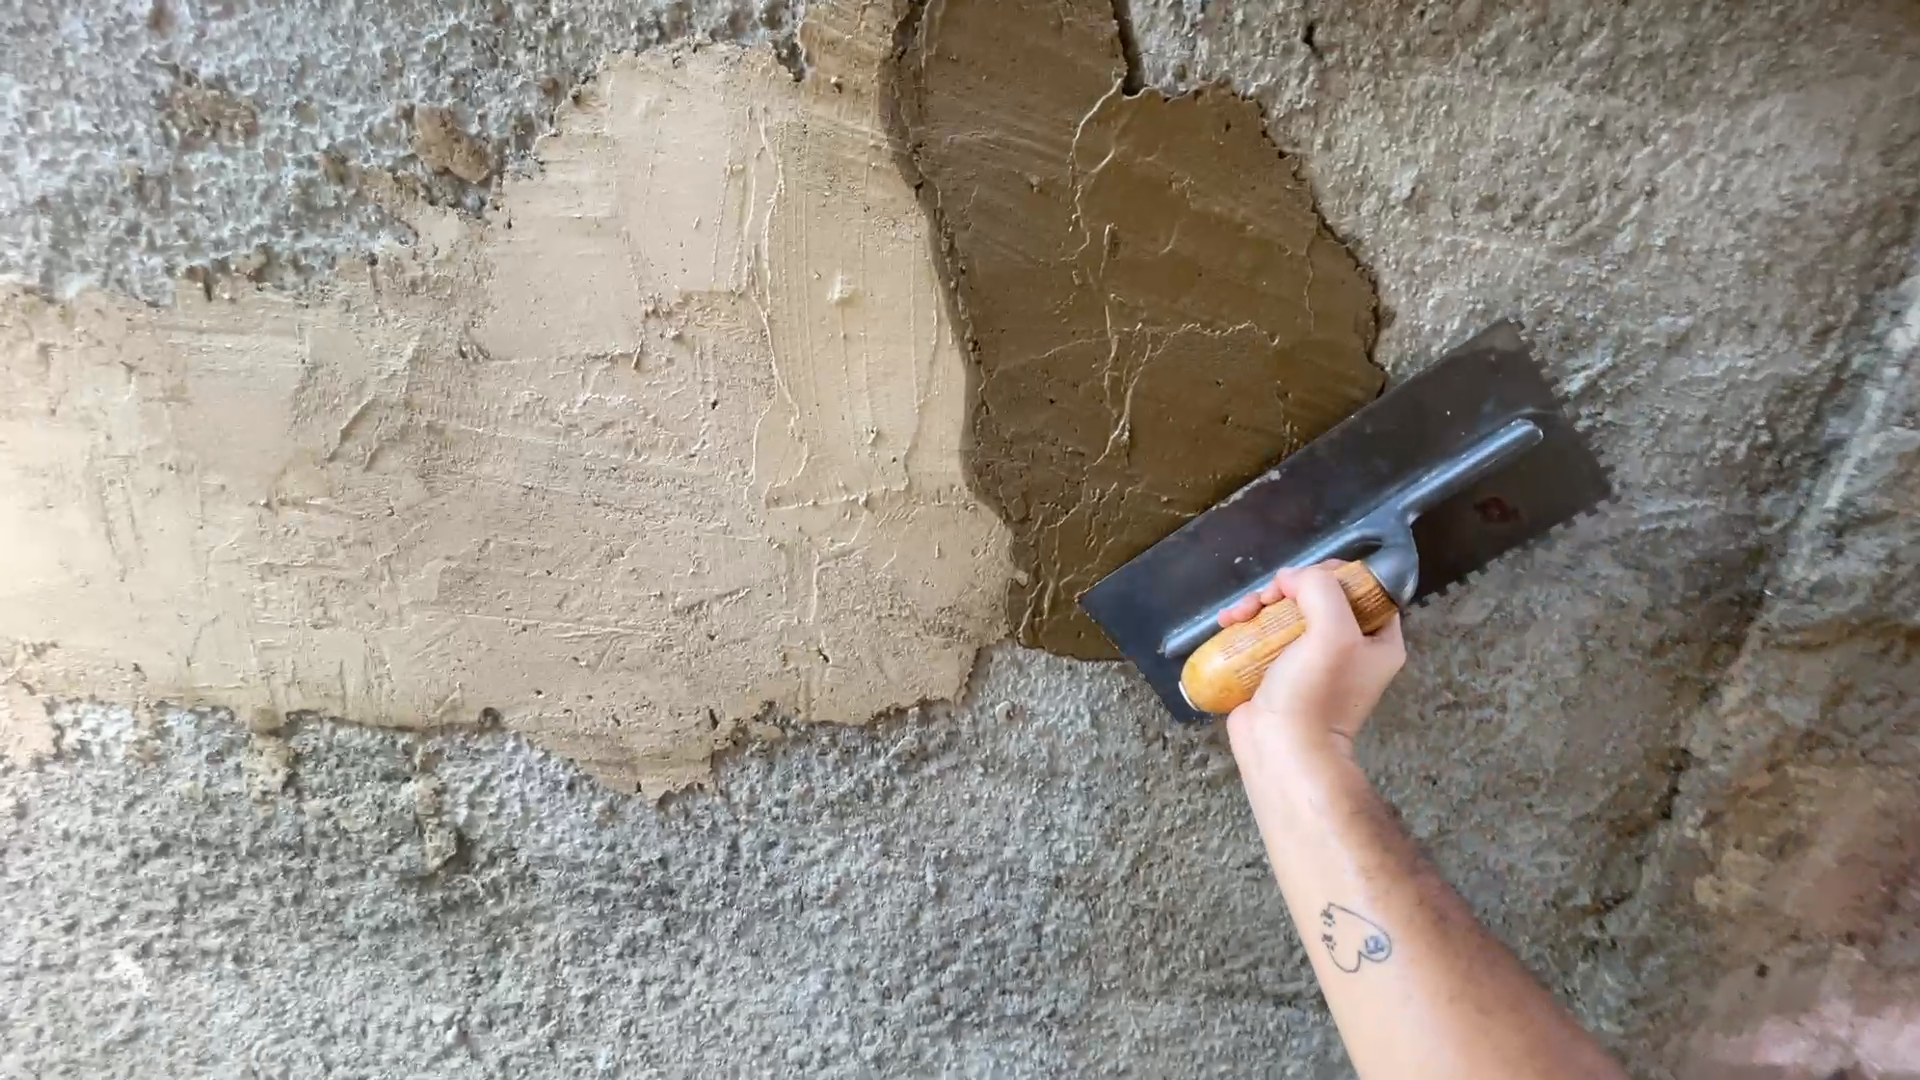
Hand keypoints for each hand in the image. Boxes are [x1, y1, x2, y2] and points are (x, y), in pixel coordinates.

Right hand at [1219, 561, 1405, 765]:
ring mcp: (1309, 660)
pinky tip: (1227, 624)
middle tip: (1265, 599)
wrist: (1281, 749)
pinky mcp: (1275, 669)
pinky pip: (1261, 633)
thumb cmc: (1314, 694)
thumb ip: (1320, 590)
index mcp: (1377, 639)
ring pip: (1283, 611)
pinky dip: (1244, 624)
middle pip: (1315, 595)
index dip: (1328, 574)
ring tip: (1237, 615)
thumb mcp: (1332, 634)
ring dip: (1257, 604)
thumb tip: (1291, 578)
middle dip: (1284, 589)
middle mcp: (1346, 647)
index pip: (1360, 587)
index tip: (1300, 581)